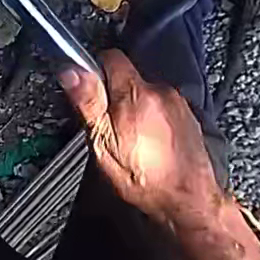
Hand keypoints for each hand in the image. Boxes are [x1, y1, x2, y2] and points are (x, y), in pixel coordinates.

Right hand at [58, 50, 228, 228]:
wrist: (188, 201)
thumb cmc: (145, 179)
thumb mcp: (103, 144)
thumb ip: (88, 103)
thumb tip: (72, 72)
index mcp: (134, 94)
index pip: (110, 57)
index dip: (94, 70)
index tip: (89, 90)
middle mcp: (159, 91)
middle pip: (127, 76)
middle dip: (113, 94)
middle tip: (107, 124)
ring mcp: (177, 102)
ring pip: (144, 92)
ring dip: (134, 106)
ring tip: (129, 138)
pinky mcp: (187, 115)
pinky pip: (161, 106)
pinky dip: (152, 117)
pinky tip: (149, 142)